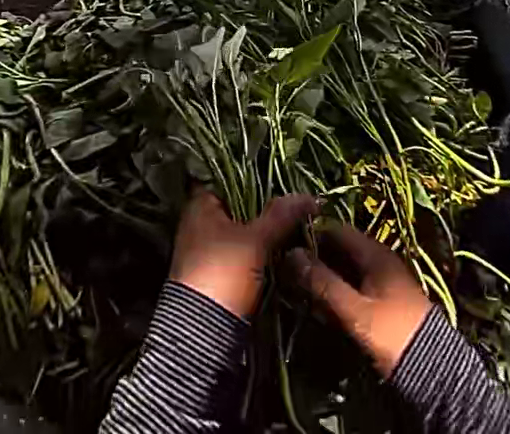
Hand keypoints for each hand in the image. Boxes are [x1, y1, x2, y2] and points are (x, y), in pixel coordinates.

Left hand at [170, 188, 316, 317]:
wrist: (202, 334)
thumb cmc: (223, 273)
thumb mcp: (255, 240)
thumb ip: (280, 215)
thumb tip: (310, 196)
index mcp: (200, 204)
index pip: (229, 177)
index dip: (256, 175)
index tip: (283, 179)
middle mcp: (199, 220)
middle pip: (238, 203)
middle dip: (265, 206)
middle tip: (296, 204)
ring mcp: (206, 246)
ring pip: (242, 228)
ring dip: (264, 229)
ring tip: (295, 224)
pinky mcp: (216, 270)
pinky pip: (241, 249)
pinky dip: (259, 248)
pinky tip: (282, 248)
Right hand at [286, 223, 431, 377]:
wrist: (434, 371)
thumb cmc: (392, 333)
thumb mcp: (354, 310)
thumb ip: (323, 282)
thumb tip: (292, 254)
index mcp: (374, 252)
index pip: (335, 229)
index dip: (310, 234)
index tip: (285, 246)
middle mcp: (378, 259)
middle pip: (338, 249)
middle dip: (314, 259)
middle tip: (288, 272)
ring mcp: (381, 279)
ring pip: (344, 269)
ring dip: (323, 278)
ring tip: (298, 290)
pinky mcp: (382, 299)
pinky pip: (352, 286)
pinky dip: (335, 291)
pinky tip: (320, 306)